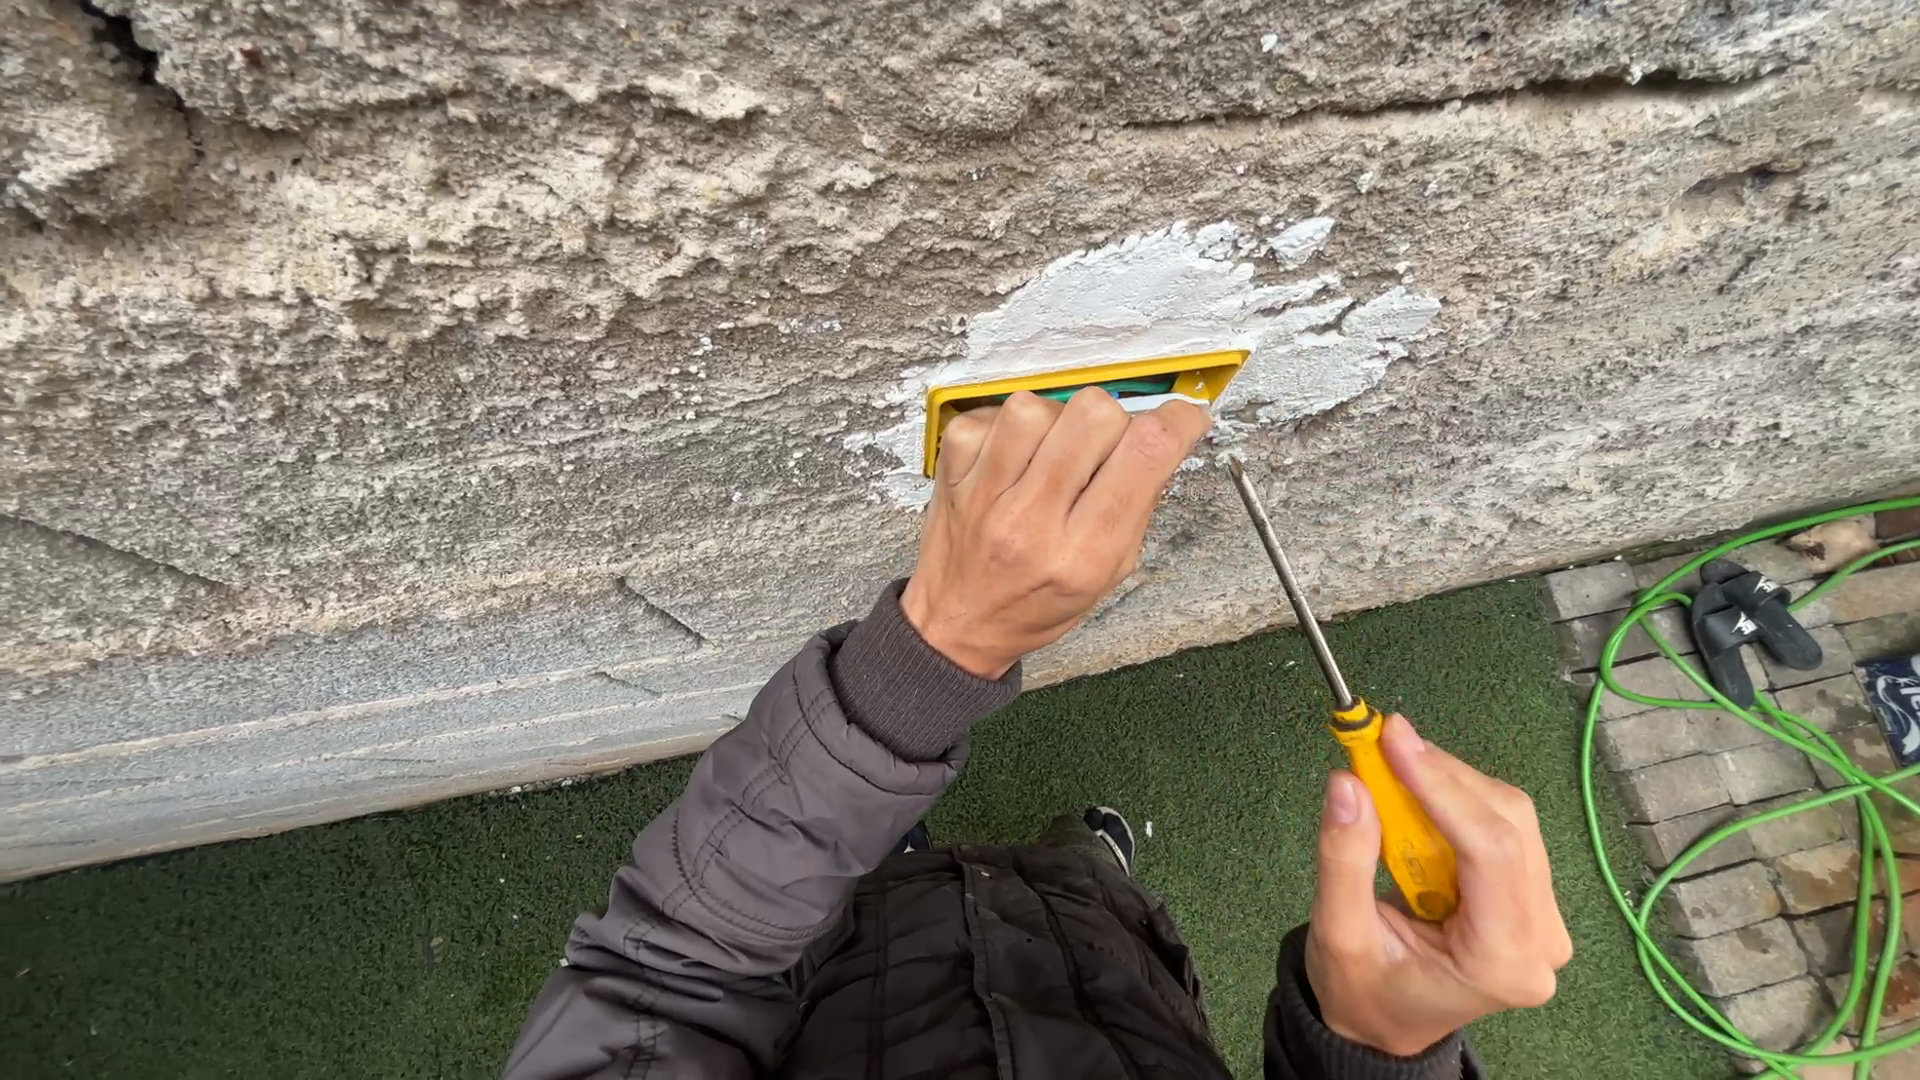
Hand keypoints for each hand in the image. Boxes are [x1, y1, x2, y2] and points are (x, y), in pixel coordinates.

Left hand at [899, 388, 1210, 676]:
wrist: (957, 625)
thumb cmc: (1031, 607)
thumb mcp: (1106, 577)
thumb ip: (1137, 510)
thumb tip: (1162, 441)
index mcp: (1083, 554)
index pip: (1146, 454)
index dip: (1177, 420)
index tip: (1180, 418)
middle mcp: (1033, 522)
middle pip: (1093, 415)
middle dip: (1114, 419)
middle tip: (1103, 446)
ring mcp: (986, 497)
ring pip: (1034, 407)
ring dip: (1055, 418)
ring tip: (1052, 449)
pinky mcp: (953, 476)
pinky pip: (986, 416)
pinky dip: (1005, 425)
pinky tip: (1013, 454)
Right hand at [1306, 714, 1571, 1056]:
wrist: (1382, 1020)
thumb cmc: (1360, 987)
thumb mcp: (1338, 931)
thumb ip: (1343, 858)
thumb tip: (1346, 781)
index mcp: (1502, 960)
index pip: (1493, 851)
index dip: (1443, 786)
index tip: (1391, 737)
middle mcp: (1540, 938)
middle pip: (1508, 824)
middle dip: (1441, 773)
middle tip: (1377, 740)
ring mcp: (1538, 916)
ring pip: (1507, 815)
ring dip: (1444, 778)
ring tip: (1385, 763)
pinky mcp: (1522, 895)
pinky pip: (1496, 823)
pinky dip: (1448, 793)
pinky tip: (1409, 787)